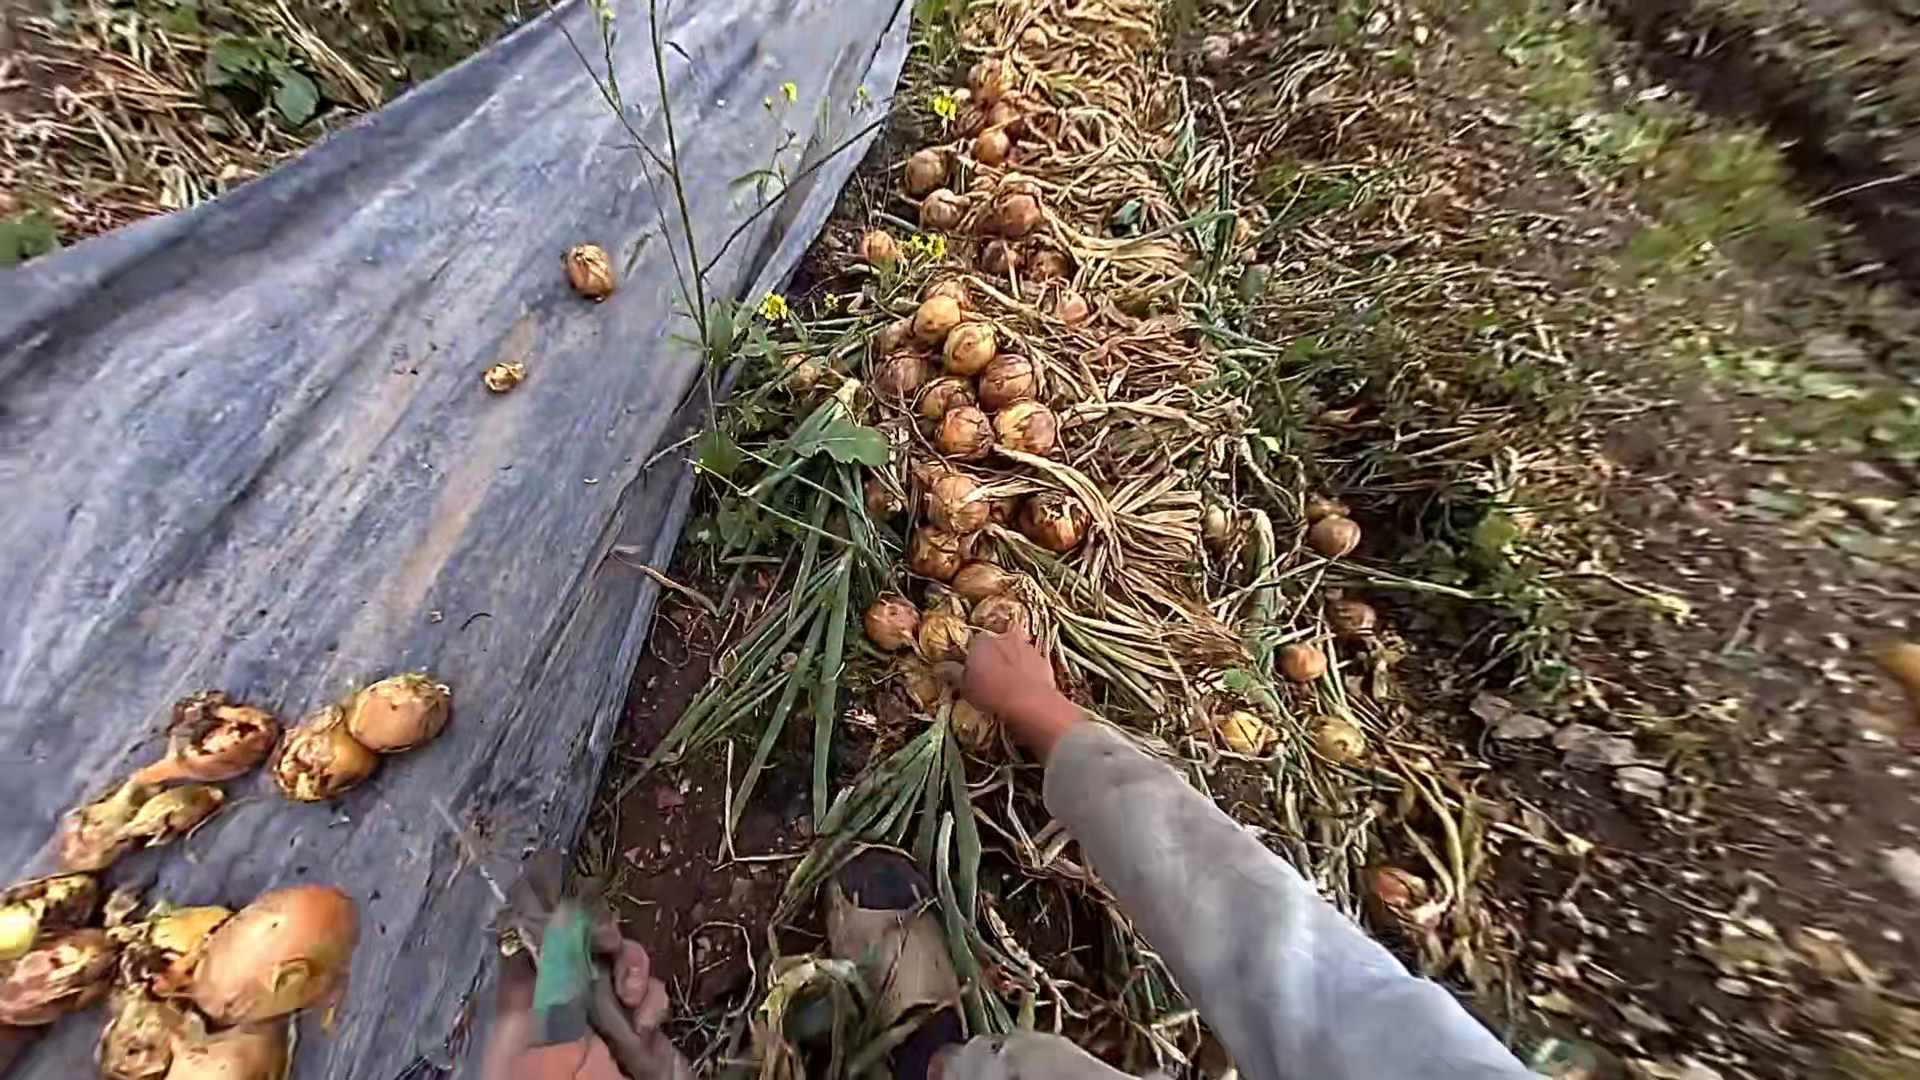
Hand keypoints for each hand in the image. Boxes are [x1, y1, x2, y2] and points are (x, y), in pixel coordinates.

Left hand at [480, 927, 670, 1079]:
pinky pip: (647, 1000)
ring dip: (637, 973)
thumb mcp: (548, 1053)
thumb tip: (560, 914)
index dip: (565, 927)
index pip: (538, 951)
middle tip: (620, 960)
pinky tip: (650, 1023)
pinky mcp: (632, 1039)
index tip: (589, 921)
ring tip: (636, 999)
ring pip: (623, 970)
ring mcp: (598, 1029)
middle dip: (614, 947)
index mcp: (525, 1017)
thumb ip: (555, 986)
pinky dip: (653, 1001)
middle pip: (588, 953)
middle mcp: (560, 1015)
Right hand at [949, 631, 1081, 760]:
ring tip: (1011, 683)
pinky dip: (1029, 671)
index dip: (975, 657)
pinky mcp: (1044, 660)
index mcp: (983, 640)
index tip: (975, 673)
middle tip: (993, 676)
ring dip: (1014, 662)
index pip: (975, 643)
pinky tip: (1026, 687)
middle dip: (996, 655)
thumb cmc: (990, 693)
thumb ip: (953, 673)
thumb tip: (939, 667)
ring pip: (1017, 650)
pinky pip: (1033, 663)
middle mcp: (1005, 637)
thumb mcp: (965, 687)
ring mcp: (1027, 647)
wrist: (1030, 703)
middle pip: (998, 642)